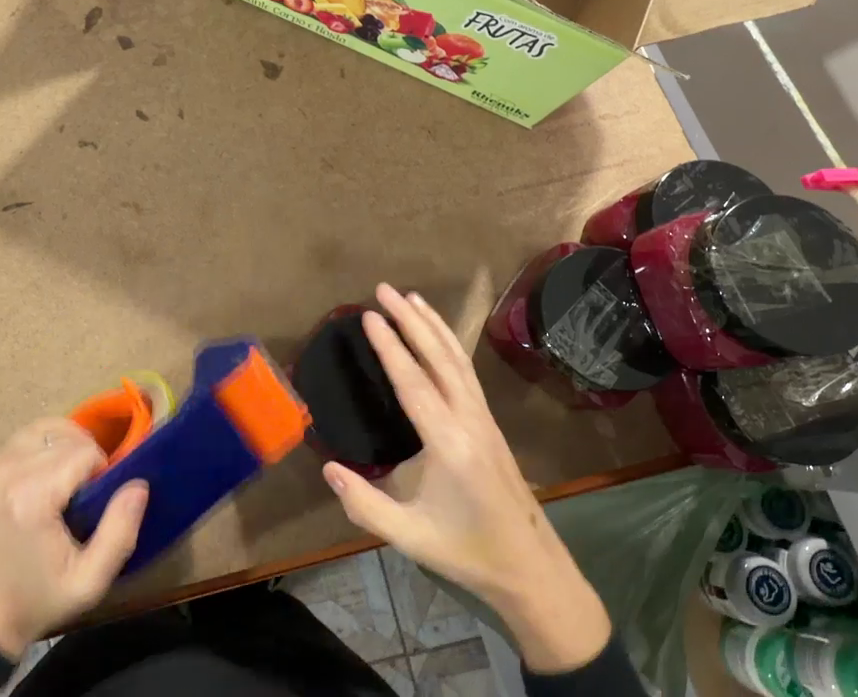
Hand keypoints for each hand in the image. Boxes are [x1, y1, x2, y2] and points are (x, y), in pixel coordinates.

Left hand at [0, 417, 148, 659]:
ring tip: (77, 481)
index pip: (85, 452)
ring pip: (51, 428)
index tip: (101, 504)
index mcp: (32, 496)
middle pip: (69, 437)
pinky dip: (52, 443)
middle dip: (89, 459)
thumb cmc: (42, 598)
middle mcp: (10, 469)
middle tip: (91, 498)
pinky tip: (57, 472)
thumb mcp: (91, 581)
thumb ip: (120, 531)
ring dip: (72, 446)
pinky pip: (32, 434)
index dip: (104, 471)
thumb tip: (139, 484)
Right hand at [321, 284, 611, 674]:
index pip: (414, 383)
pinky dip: (449, 345)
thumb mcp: (409, 537)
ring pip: (458, 361)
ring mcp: (485, 421)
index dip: (390, 347)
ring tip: (410, 298)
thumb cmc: (468, 551)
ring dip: (433, 326)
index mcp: (449, 444)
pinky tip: (438, 337)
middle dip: (411, 320)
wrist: (531, 568)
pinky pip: (466, 373)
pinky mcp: (490, 425)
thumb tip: (326, 466)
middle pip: (439, 358)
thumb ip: (365, 505)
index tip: (368, 315)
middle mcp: (470, 422)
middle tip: (383, 290)